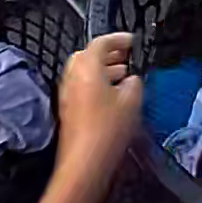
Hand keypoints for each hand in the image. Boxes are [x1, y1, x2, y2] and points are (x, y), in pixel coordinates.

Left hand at [54, 33, 143, 200]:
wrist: (83, 163)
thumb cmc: (108, 127)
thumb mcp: (131, 100)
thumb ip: (134, 82)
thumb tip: (132, 78)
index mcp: (86, 64)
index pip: (102, 42)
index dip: (120, 39)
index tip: (134, 42)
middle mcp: (72, 73)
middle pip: (90, 54)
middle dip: (110, 54)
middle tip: (129, 58)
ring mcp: (67, 90)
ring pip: (86, 70)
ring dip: (104, 69)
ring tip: (126, 76)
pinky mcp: (67, 107)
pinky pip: (83, 85)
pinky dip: (97, 82)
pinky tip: (114, 96)